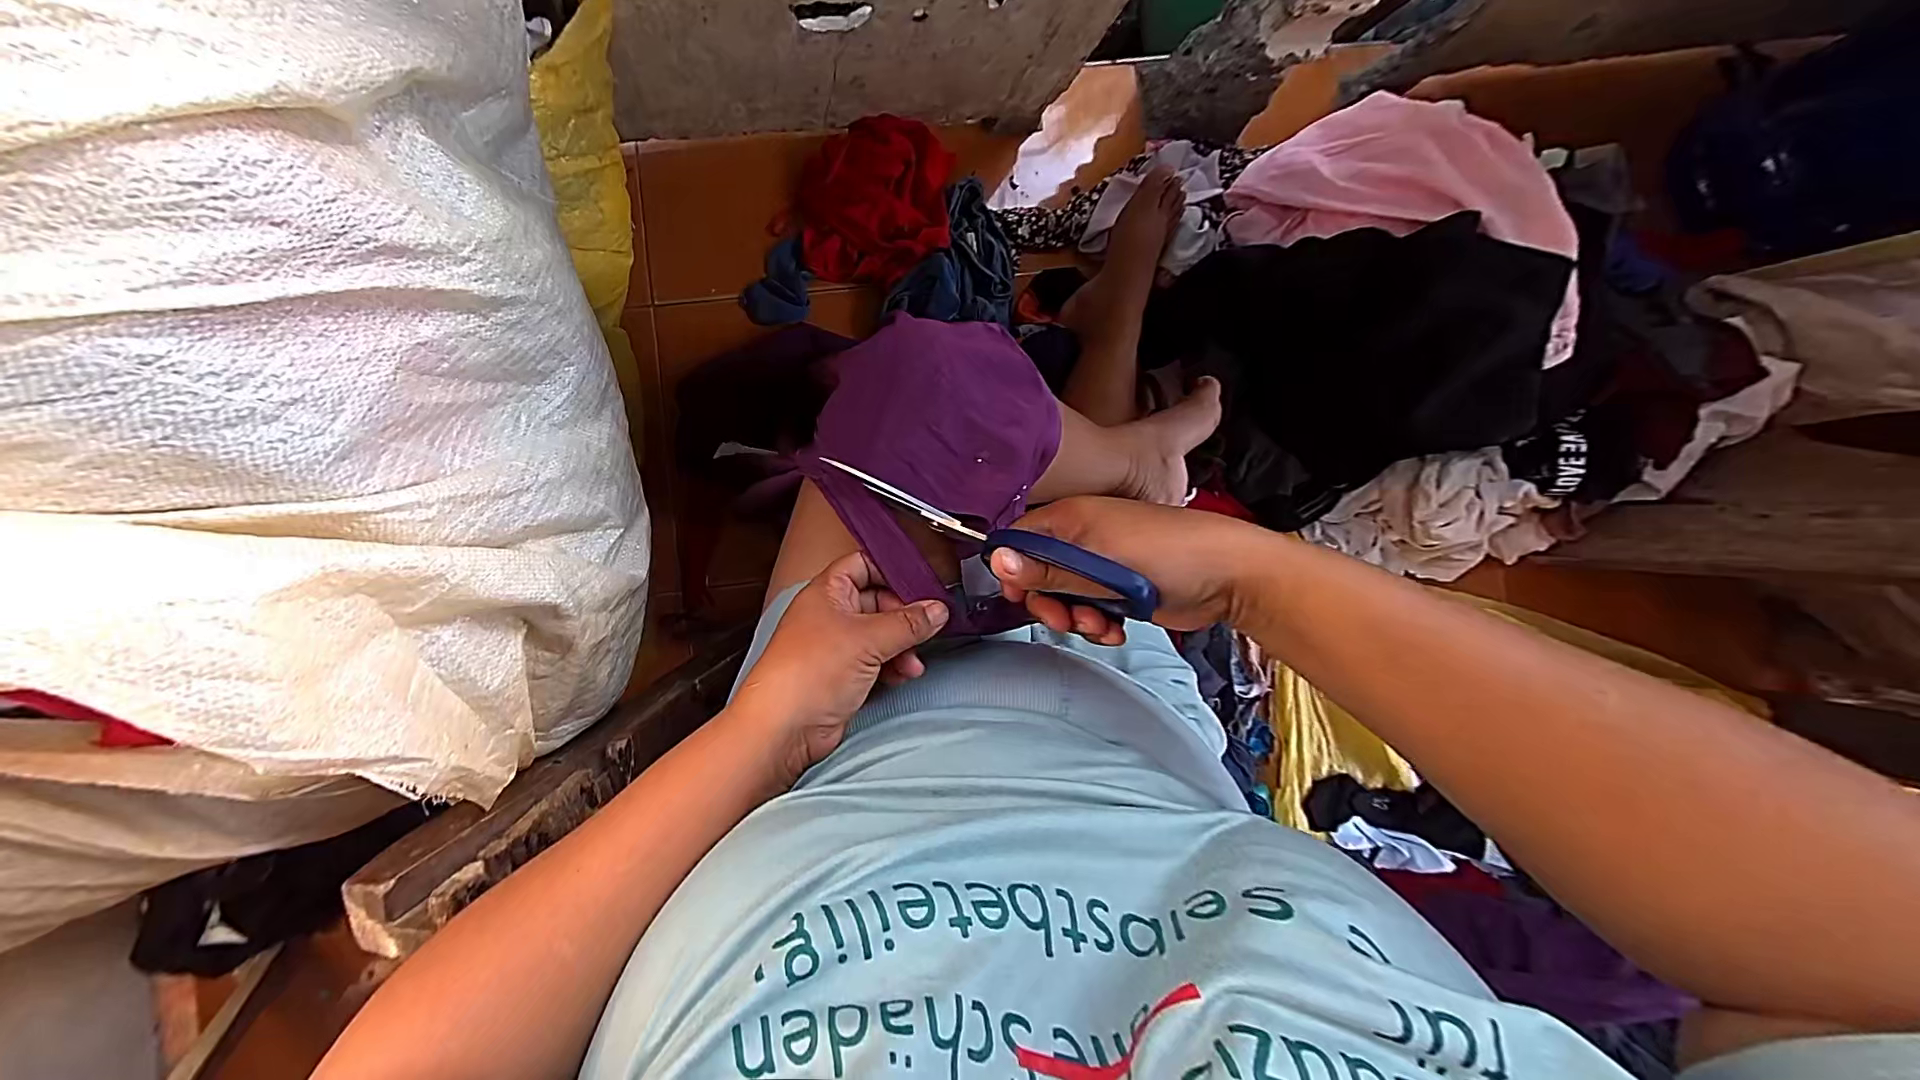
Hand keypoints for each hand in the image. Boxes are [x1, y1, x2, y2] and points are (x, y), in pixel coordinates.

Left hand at [729, 550, 948, 788]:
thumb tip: (935, 610)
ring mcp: (837, 645)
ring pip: (881, 633)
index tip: (920, 584)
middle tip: (926, 624)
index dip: (892, 570)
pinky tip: (903, 674)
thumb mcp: (868, 639)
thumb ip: (908, 623)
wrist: (783, 728)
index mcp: (828, 592)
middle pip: (878, 601)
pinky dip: (894, 665)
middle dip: (904, 616)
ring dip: (903, 645)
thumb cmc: (804, 675)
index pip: (864, 564)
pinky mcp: (843, 674)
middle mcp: (831, 615)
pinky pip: (878, 660)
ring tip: (913, 658)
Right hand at [990, 496, 1264, 642]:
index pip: (1021, 539)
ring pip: (1064, 596)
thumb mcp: (1099, 564)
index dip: (1013, 570)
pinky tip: (1114, 628)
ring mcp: (1103, 563)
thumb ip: (1046, 567)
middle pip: (1039, 574)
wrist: (1230, 577)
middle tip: (1063, 616)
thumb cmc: (1175, 554)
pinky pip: (1090, 608)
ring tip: (1099, 622)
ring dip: (1075, 617)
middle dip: (1047, 602)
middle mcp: (1085, 537)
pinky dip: (1096, 622)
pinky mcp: (1119, 587)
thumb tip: (998, 561)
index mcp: (1074, 518)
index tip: (1018, 594)